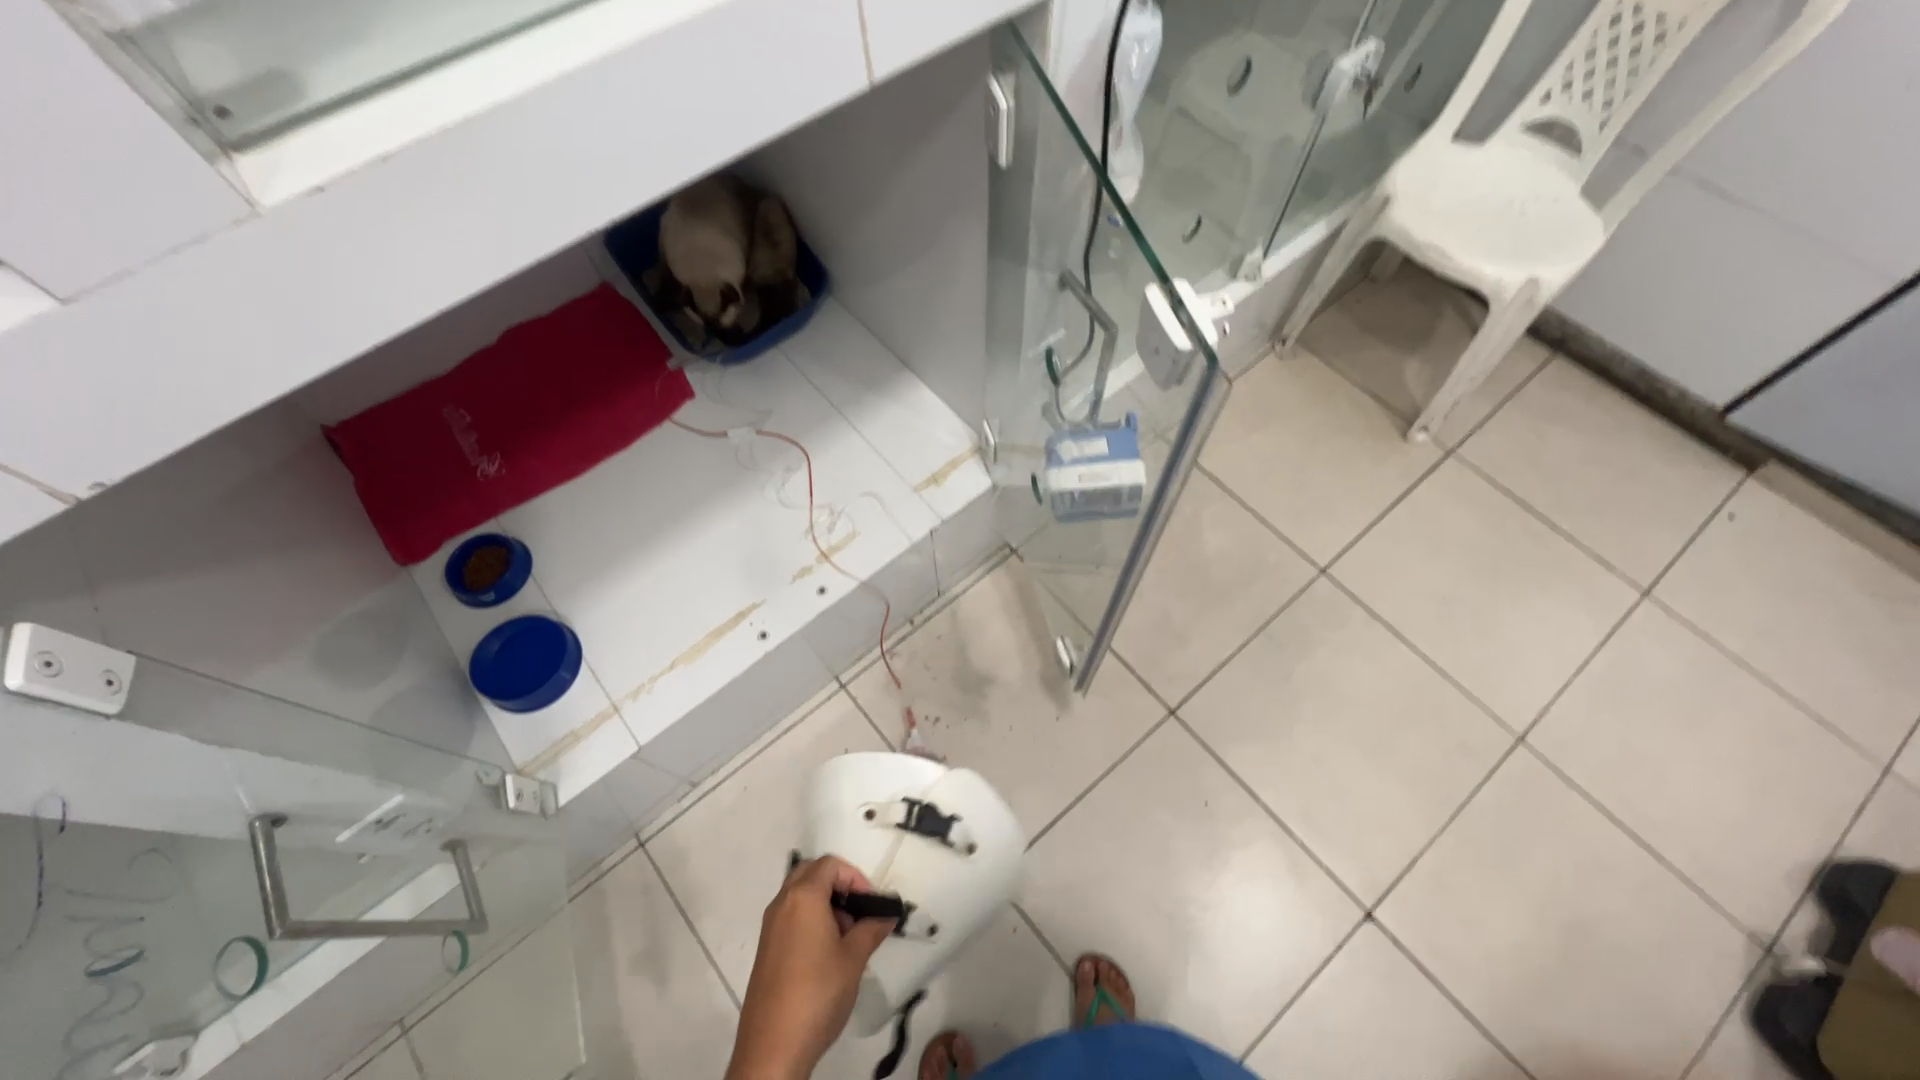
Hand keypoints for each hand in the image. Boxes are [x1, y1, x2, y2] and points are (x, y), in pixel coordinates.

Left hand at [726, 856, 896, 1079]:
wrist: (772, 1045)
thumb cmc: (818, 993)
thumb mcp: (853, 959)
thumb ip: (872, 929)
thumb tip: (887, 915)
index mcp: (803, 897)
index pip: (831, 865)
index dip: (855, 878)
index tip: (872, 905)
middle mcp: (782, 904)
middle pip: (811, 874)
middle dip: (839, 886)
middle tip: (858, 914)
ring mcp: (770, 926)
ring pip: (800, 896)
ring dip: (825, 904)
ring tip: (847, 939)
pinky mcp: (766, 948)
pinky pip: (791, 917)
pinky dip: (811, 921)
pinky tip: (827, 955)